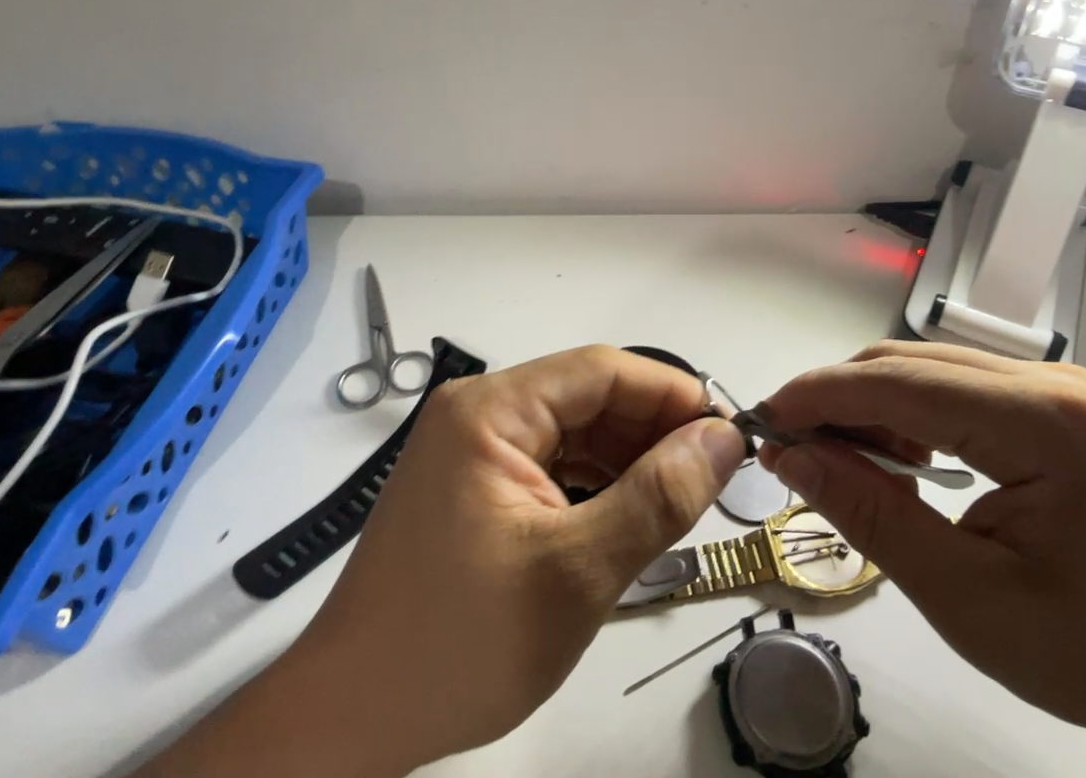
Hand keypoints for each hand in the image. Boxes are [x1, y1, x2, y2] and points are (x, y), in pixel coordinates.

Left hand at [140, 346, 743, 777]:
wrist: (355, 716)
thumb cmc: (462, 641)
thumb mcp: (576, 570)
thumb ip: (657, 497)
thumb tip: (723, 438)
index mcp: (490, 411)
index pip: (602, 370)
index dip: (672, 395)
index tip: (730, 437)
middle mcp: (476, 416)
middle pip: (586, 398)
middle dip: (653, 431)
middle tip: (712, 480)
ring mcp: (469, 454)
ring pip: (571, 434)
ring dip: (628, 460)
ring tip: (680, 502)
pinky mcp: (470, 491)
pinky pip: (548, 468)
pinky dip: (594, 486)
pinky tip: (627, 517)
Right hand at [758, 341, 1085, 776]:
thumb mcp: (968, 597)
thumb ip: (871, 514)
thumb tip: (792, 456)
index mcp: (1042, 421)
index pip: (894, 382)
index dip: (814, 397)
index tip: (757, 426)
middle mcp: (1053, 384)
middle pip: (908, 364)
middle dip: (837, 402)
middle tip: (790, 458)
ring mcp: (1063, 392)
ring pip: (930, 372)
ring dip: (871, 410)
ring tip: (842, 470)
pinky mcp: (1064, 412)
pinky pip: (962, 392)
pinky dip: (912, 419)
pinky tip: (902, 465)